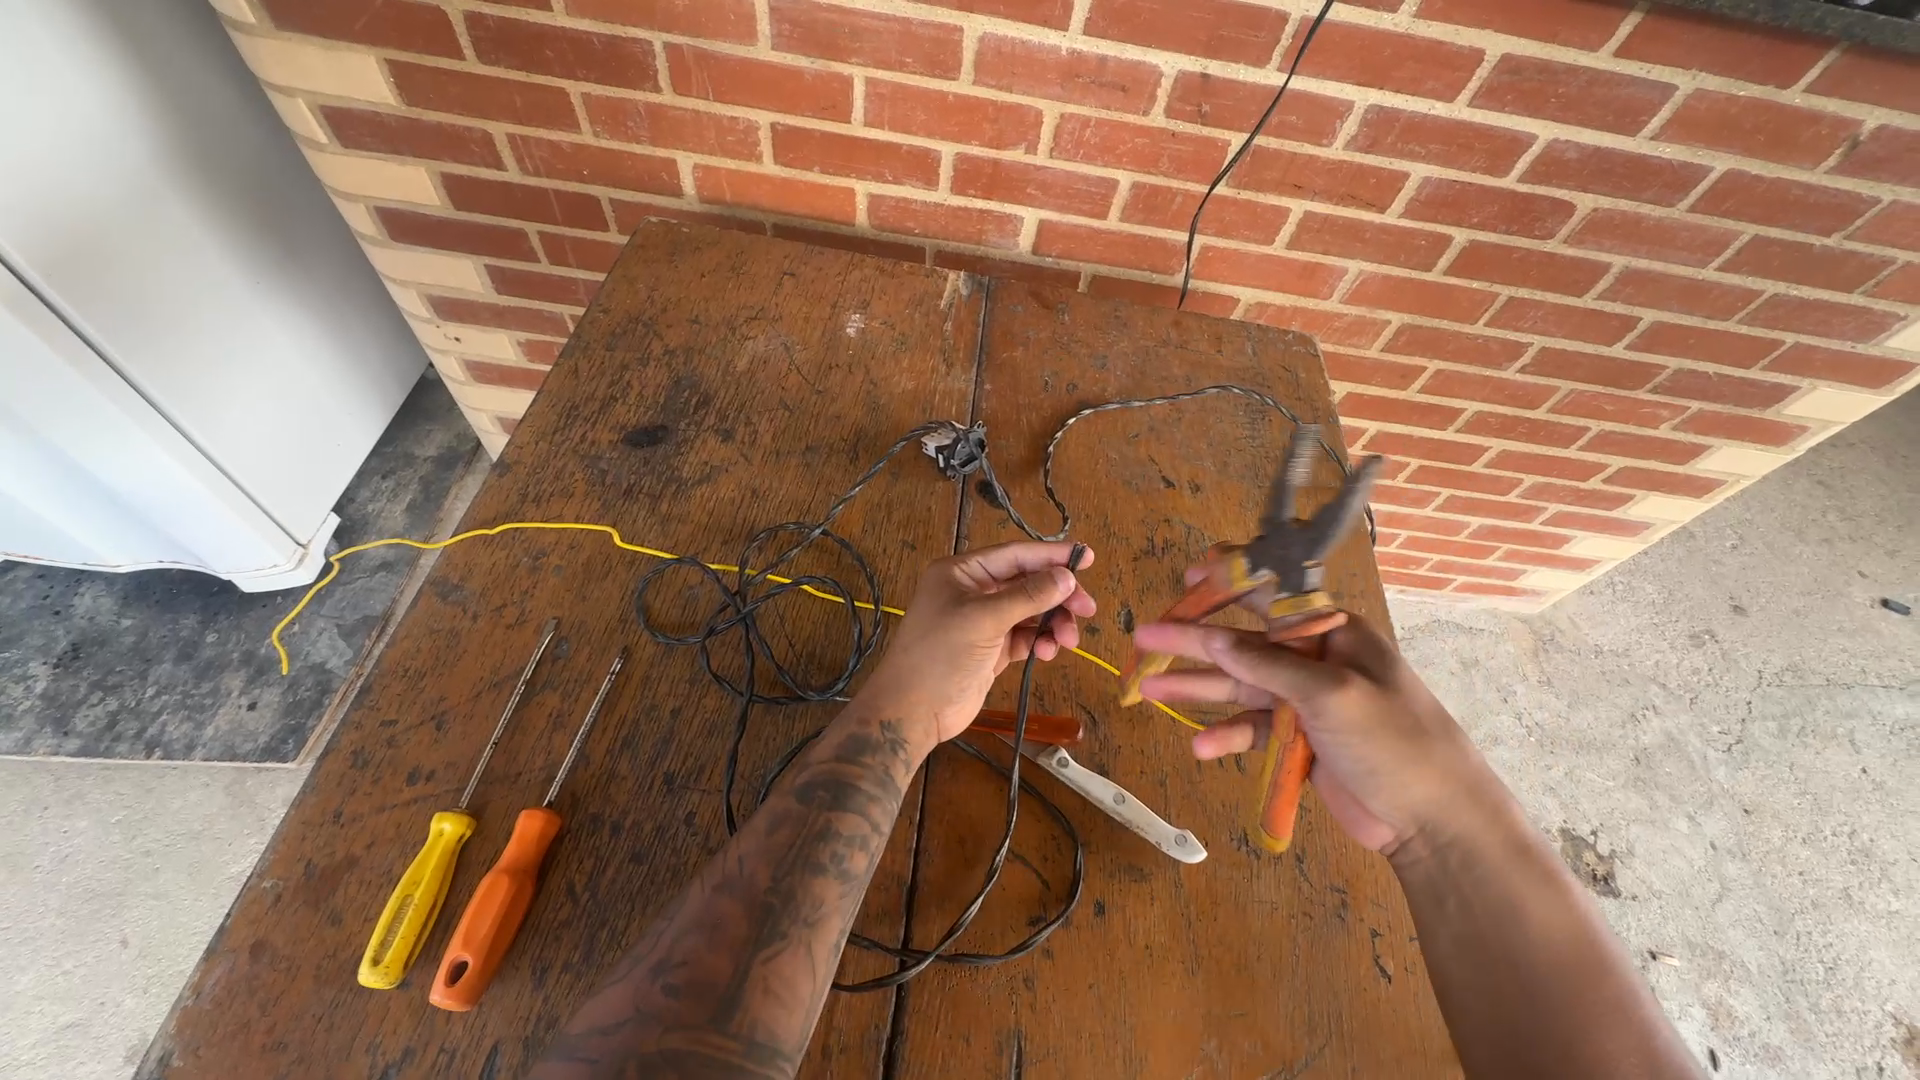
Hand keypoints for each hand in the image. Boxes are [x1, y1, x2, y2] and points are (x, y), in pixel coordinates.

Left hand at [856, 541, 1094, 751]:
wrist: (913, 710)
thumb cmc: (940, 654)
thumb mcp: (984, 619)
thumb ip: (1028, 596)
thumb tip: (1067, 577)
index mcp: (963, 572)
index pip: (1015, 555)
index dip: (1051, 555)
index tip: (1087, 557)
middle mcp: (973, 592)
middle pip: (1027, 583)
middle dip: (1058, 596)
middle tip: (1088, 609)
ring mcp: (983, 622)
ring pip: (1030, 612)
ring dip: (1052, 623)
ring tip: (1067, 641)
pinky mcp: (991, 649)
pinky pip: (1025, 637)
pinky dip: (1040, 641)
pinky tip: (1049, 651)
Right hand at [1134, 612, 1500, 856]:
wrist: (1436, 820)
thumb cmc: (1393, 739)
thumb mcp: (1328, 693)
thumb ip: (1265, 664)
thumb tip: (1210, 636)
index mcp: (1331, 632)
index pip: (1272, 595)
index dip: (1229, 582)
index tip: (1189, 573)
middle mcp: (1312, 660)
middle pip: (1241, 643)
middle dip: (1193, 640)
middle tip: (1144, 637)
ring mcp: (1303, 701)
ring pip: (1238, 687)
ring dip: (1196, 688)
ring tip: (1147, 688)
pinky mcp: (1297, 740)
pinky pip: (1250, 730)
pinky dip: (1226, 736)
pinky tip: (1201, 746)